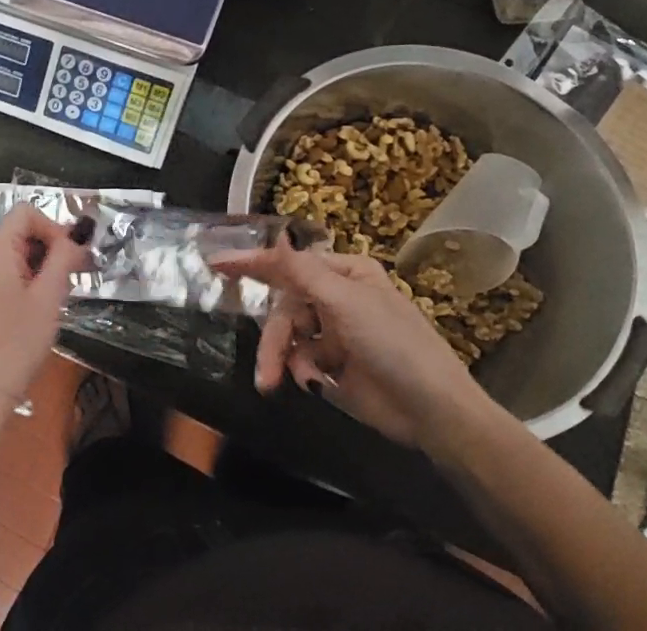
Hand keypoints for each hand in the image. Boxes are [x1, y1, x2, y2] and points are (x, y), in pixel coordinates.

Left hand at [0, 205, 83, 402]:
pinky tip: (42, 304)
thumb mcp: (49, 296)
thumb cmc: (19, 340)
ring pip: (16, 252)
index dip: (53, 227)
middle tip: (73, 276)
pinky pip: (7, 270)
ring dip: (42, 264)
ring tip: (59, 294)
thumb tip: (78, 234)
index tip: (71, 256)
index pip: (26, 212)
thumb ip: (64, 258)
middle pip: (21, 230)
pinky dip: (28, 277)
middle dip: (51, 246)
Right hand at [212, 240, 496, 450]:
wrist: (432, 410)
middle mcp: (337, 299)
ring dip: (282, 359)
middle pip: (284, 309)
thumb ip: (301, 271)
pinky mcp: (333, 366)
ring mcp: (335, 334)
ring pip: (287, 338)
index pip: (290, 263)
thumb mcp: (346, 302)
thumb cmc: (394, 344)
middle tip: (267, 368)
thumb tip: (273, 237)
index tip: (215, 264)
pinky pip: (299, 361)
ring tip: (275, 383)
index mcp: (345, 274)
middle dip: (274, 339)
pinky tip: (316, 384)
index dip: (252, 263)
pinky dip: (302, 372)